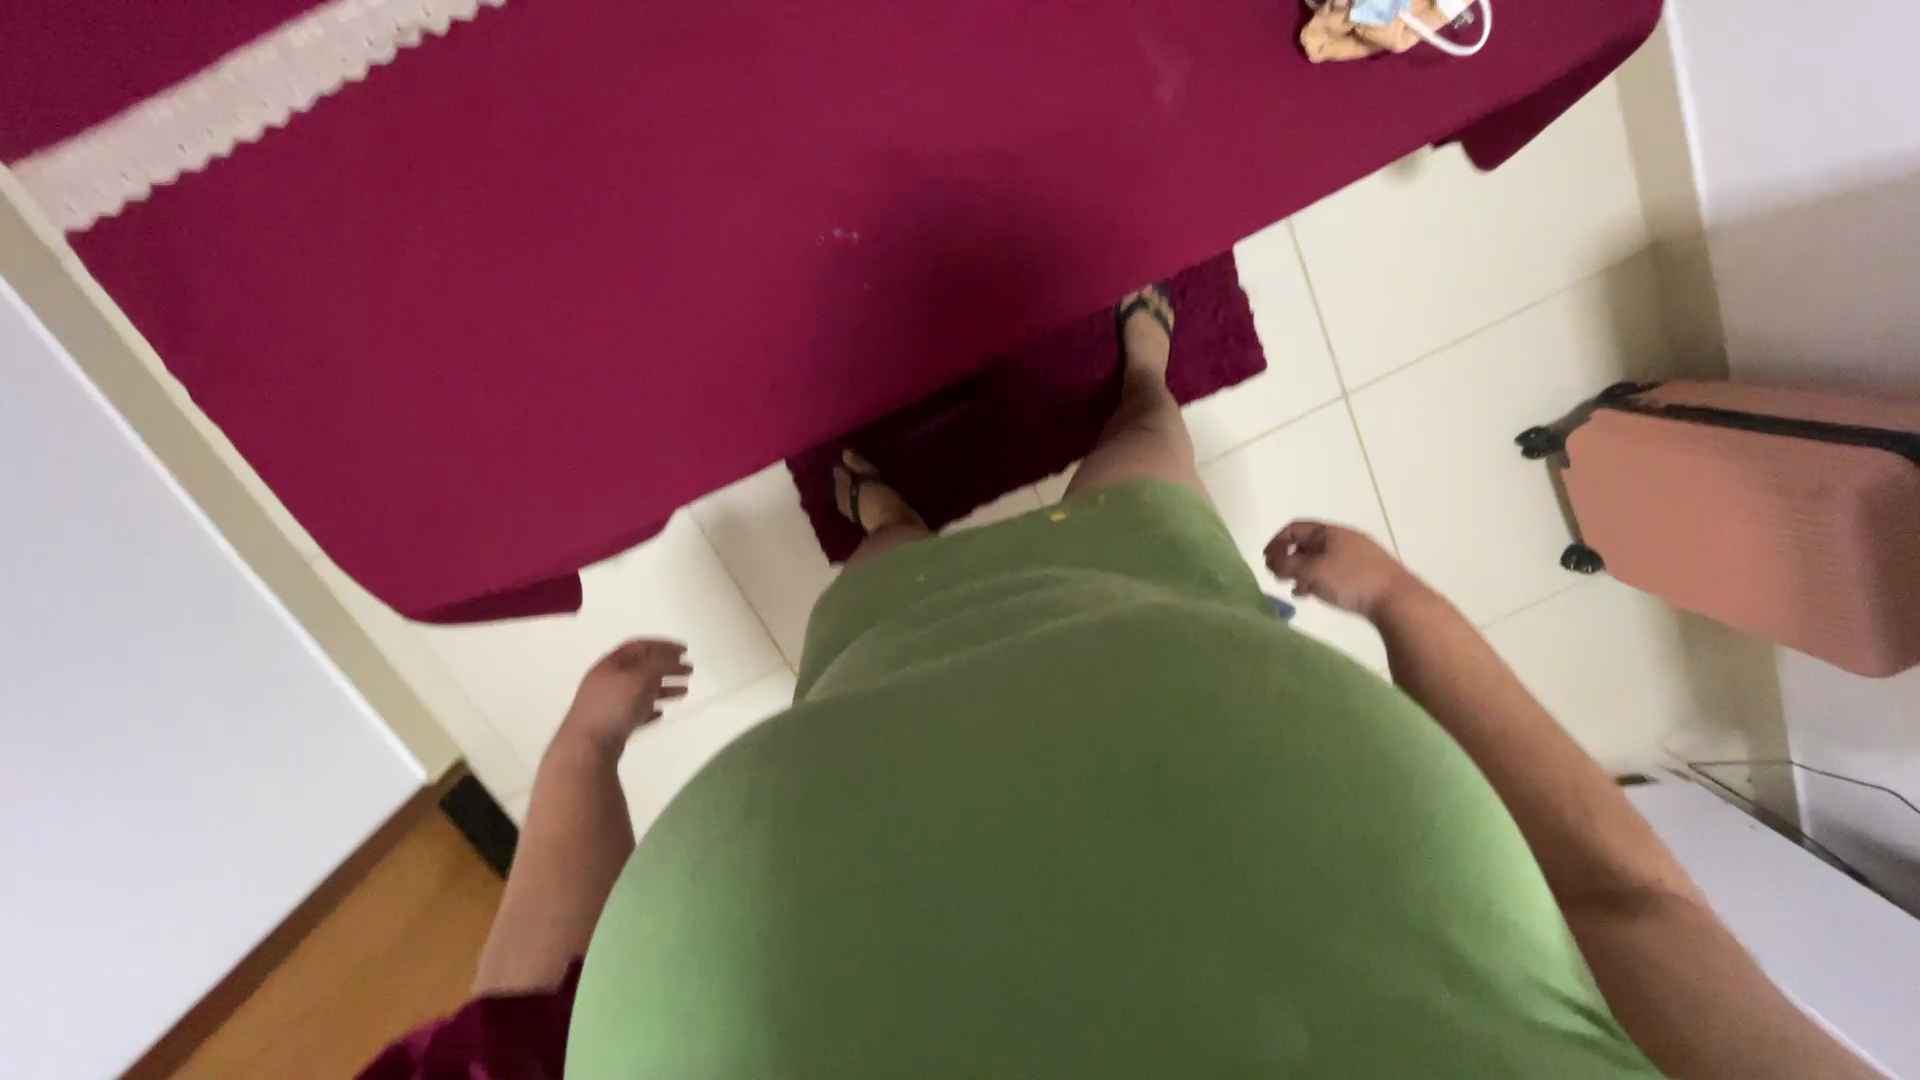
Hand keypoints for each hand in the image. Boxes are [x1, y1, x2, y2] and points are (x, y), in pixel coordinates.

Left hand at [556, 639, 691, 756]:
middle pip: (642, 668)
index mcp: (611, 664)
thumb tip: (674, 657)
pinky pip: (634, 711)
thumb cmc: (615, 705)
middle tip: (689, 671)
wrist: (587, 747)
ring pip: (640, 690)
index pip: (640, 646)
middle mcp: (608, 680)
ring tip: (683, 692)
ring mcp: (608, 703)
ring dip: (663, 688)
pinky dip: (650, 708)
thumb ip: (660, 662)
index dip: (663, 645)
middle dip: (667, 667)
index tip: (685, 650)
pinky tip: (660, 713)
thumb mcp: (642, 676)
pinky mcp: (611, 724)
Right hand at [1264, 520, 1421, 620]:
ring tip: (1292, 587)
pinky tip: (1312, 594)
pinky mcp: (1364, 574)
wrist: (1398, 601)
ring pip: (1319, 559)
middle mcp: (1344, 539)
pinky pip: (1332, 571)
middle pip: (1307, 543)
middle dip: (1288, 558)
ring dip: (1302, 571)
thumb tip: (1272, 561)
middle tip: (1277, 575)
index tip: (1266, 559)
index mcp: (1331, 532)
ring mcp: (1357, 556)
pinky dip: (1317, 579)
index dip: (1276, 541)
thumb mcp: (1312, 572)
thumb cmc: (1351, 580)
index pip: (1296, 528)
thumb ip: (1287, 565)